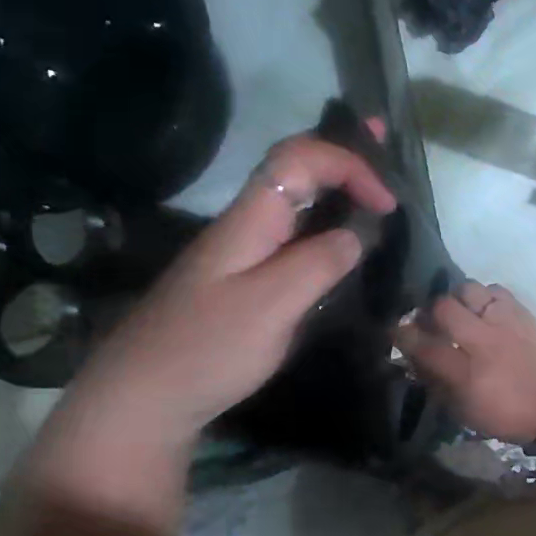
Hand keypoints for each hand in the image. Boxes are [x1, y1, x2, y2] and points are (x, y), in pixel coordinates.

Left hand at [60, 132, 397, 450]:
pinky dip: (328, 224)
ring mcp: (245, 254)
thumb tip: (358, 235)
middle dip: (341, 151)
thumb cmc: (207, 349)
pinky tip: (346, 239)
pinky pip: (295, 237)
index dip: (348, 164)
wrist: (147, 396)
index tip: (389, 203)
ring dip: (336, 185)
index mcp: (248, 222)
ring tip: (376, 183)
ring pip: (296, 203)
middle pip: (294, 169)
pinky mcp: (248, 282)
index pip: (299, 161)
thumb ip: (316, 265)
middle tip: (383, 139)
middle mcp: (246, 227)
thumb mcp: (270, 307)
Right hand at [394, 282, 535, 444]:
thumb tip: (410, 353)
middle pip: (444, 307)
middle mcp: (485, 340)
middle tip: (432, 321)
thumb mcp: (458, 407)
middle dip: (431, 312)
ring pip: (471, 289)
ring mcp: (507, 323)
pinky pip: (496, 290)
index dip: (403, 335)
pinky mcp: (524, 314)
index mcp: (466, 372)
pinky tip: (485, 312)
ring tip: (461, 313)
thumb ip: (432, 377)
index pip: (423, 343)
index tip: (395, 331)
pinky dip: (486, 297)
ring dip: (459, 299)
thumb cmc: (498, 414)